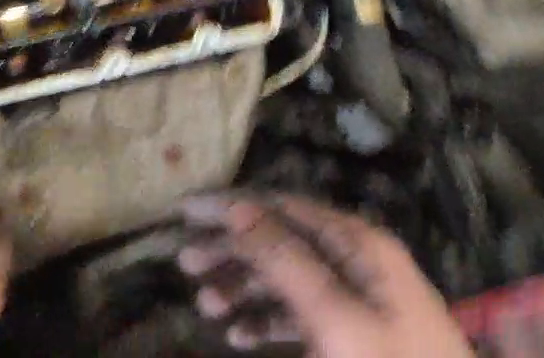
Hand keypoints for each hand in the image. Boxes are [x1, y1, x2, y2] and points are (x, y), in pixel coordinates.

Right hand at [176, 193, 473, 357]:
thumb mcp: (336, 319)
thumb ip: (284, 260)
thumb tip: (235, 208)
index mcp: (357, 244)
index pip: (279, 206)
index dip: (229, 207)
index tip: (183, 214)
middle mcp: (356, 260)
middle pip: (279, 240)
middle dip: (231, 252)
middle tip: (186, 265)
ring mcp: (360, 300)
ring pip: (286, 279)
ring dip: (243, 289)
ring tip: (207, 309)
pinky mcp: (357, 336)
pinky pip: (301, 313)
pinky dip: (267, 320)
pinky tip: (240, 337)